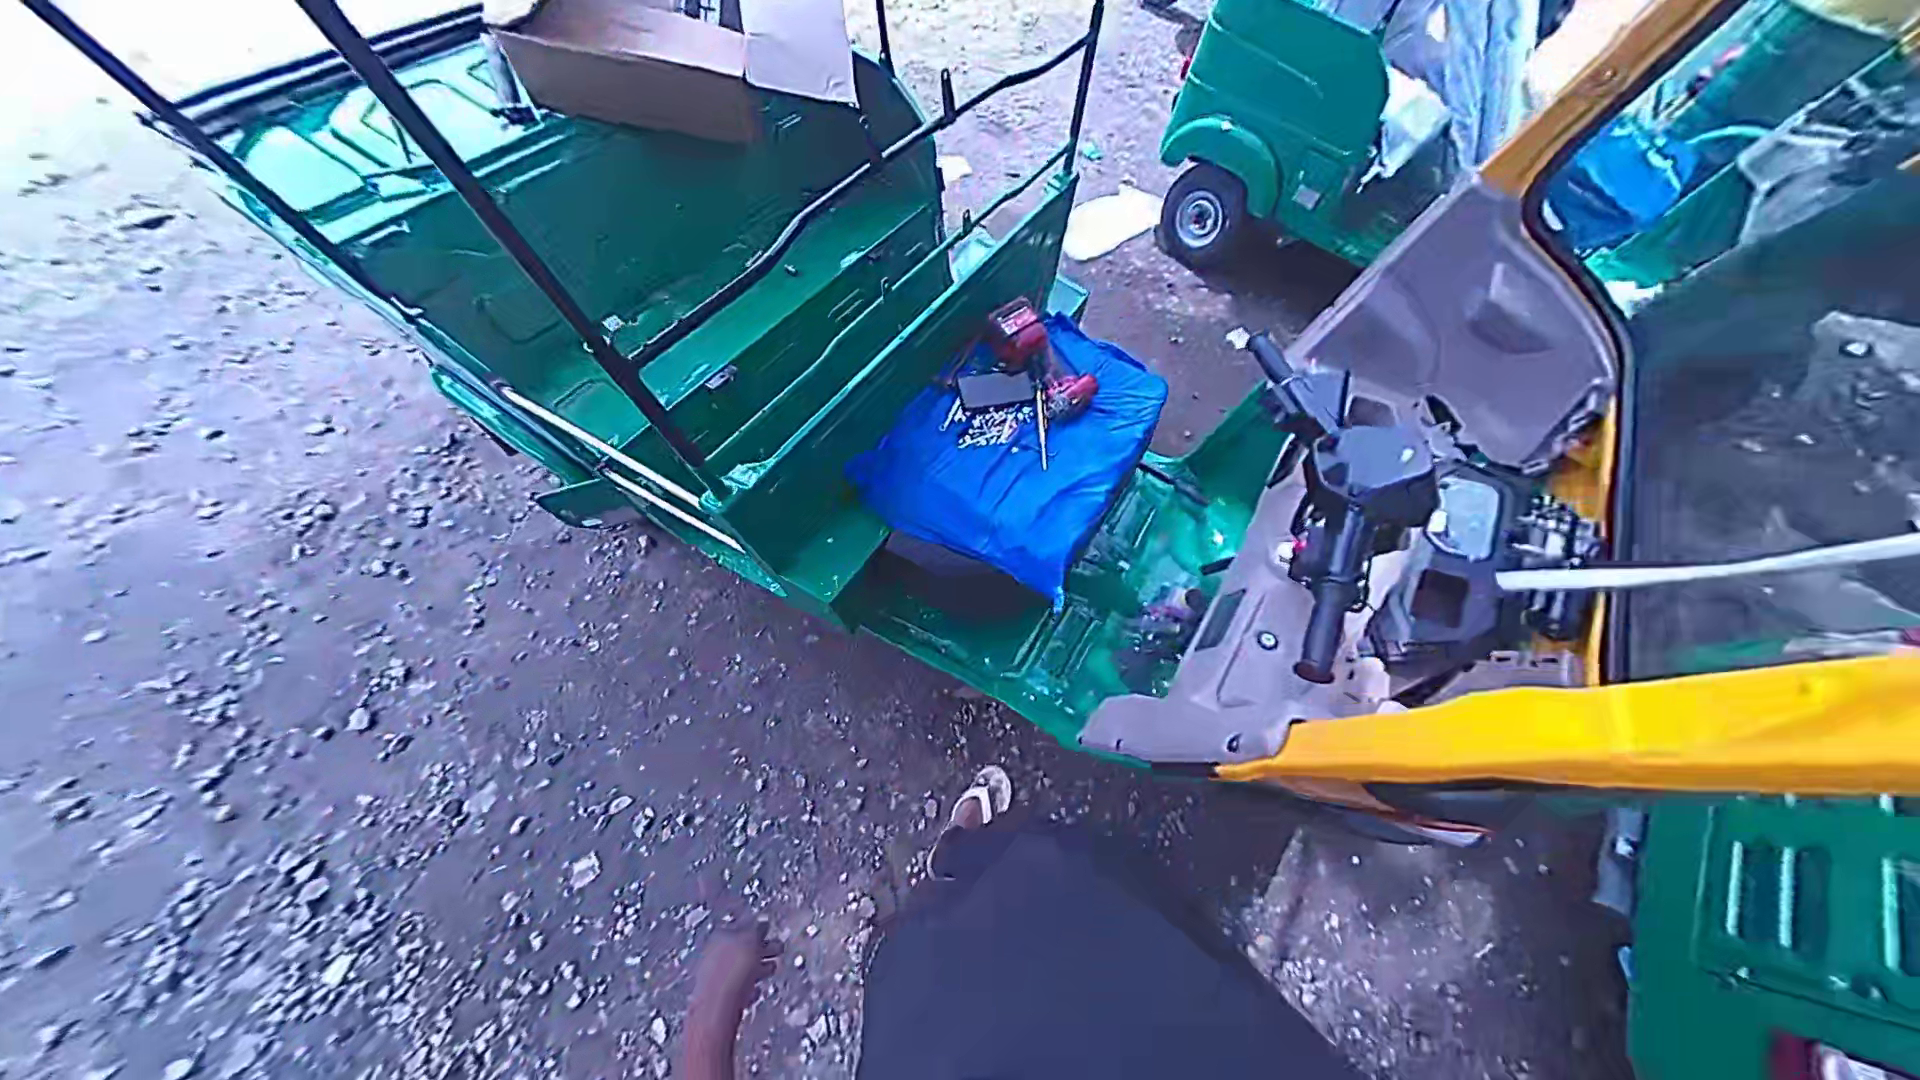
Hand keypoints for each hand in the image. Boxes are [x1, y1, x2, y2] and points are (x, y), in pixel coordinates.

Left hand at [689, 917, 783, 1024]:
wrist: (717, 1011)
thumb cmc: (736, 968)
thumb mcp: (752, 940)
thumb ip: (758, 929)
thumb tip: (762, 923)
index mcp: (720, 936)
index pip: (742, 927)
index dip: (759, 929)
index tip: (772, 931)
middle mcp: (713, 954)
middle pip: (742, 949)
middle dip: (761, 949)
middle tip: (779, 950)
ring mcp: (712, 979)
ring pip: (740, 968)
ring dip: (757, 968)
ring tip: (773, 970)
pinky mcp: (716, 1001)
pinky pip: (736, 988)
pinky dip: (748, 987)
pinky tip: (757, 991)